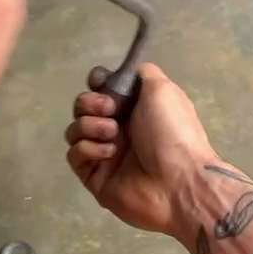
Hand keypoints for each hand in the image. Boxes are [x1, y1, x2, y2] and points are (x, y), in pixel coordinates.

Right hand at [65, 63, 218, 236]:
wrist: (178, 181)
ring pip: (75, 129)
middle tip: (109, 110)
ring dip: (90, 126)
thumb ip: (142, 73)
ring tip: (113, 135)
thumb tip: (127, 72)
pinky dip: (88, 149)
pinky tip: (109, 154)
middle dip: (90, 103)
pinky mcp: (94, 176)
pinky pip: (74, 155)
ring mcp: (104, 153)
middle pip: (83, 106)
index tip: (101, 83)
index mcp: (134, 107)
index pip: (101, 88)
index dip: (96, 83)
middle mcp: (118, 128)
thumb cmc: (173, 132)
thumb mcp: (163, 89)